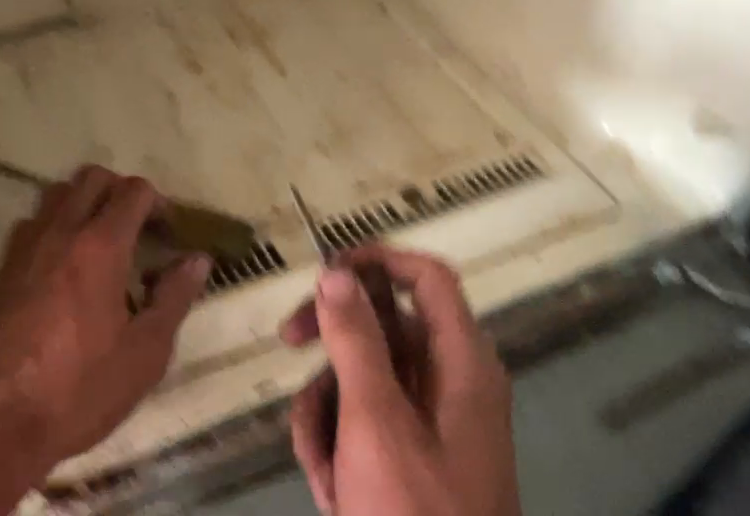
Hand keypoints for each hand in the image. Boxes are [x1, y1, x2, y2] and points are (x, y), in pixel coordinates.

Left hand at [0, 165, 212, 472]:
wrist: (1, 421)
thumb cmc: (83, 389)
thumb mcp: (146, 352)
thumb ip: (174, 297)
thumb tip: (197, 259)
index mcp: (101, 246)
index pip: (133, 192)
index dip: (158, 203)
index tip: (169, 233)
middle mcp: (61, 232)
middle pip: (92, 178)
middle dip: (121, 191)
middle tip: (139, 228)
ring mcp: (26, 247)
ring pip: (57, 194)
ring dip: (84, 202)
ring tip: (101, 241)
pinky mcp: (3, 269)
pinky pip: (32, 223)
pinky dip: (54, 226)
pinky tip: (64, 265)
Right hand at [280, 245, 519, 515]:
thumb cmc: (415, 514)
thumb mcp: (376, 424)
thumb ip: (355, 342)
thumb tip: (335, 271)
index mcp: (462, 364)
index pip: (426, 276)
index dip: (377, 259)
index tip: (324, 270)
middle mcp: (451, 382)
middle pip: (384, 326)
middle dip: (332, 345)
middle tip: (287, 341)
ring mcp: (431, 423)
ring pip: (363, 377)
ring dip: (327, 412)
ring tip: (323, 466)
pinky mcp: (412, 457)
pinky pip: (364, 422)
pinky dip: (339, 445)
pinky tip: (334, 489)